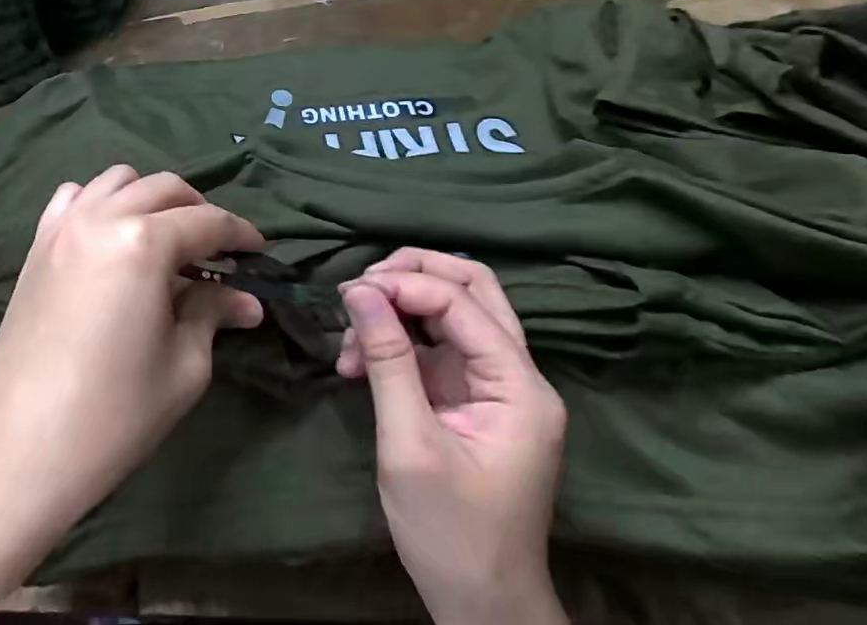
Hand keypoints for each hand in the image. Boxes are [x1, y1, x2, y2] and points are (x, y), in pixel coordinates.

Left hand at [0, 166, 263, 624]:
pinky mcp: (37, 243)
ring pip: (117, 181)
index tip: (259, 253)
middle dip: (199, 211)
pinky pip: (73, 198)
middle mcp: (101, 217)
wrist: (23, 442)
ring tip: (167, 241)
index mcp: (143, 241)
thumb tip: (247, 300)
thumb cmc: (115, 412)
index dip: (241, 234)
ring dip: (151, 200)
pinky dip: (101, 202)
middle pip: (164, 188)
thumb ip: (213, 313)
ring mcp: (62, 225)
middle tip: (218, 252)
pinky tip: (111, 238)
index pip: (207, 221)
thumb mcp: (183, 364)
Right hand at [337, 249, 567, 624]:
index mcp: (519, 388)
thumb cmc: (450, 532)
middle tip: (358, 288)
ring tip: (349, 340)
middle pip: (471, 288)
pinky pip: (431, 343)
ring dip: (396, 307)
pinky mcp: (466, 396)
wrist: (481, 602)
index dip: (403, 285)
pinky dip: (393, 338)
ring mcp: (492, 384)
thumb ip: (387, 361)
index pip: (462, 303)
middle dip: (411, 274)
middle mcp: (515, 375)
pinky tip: (357, 362)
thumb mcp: (410, 444)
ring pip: (450, 308)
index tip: (347, 294)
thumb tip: (357, 291)